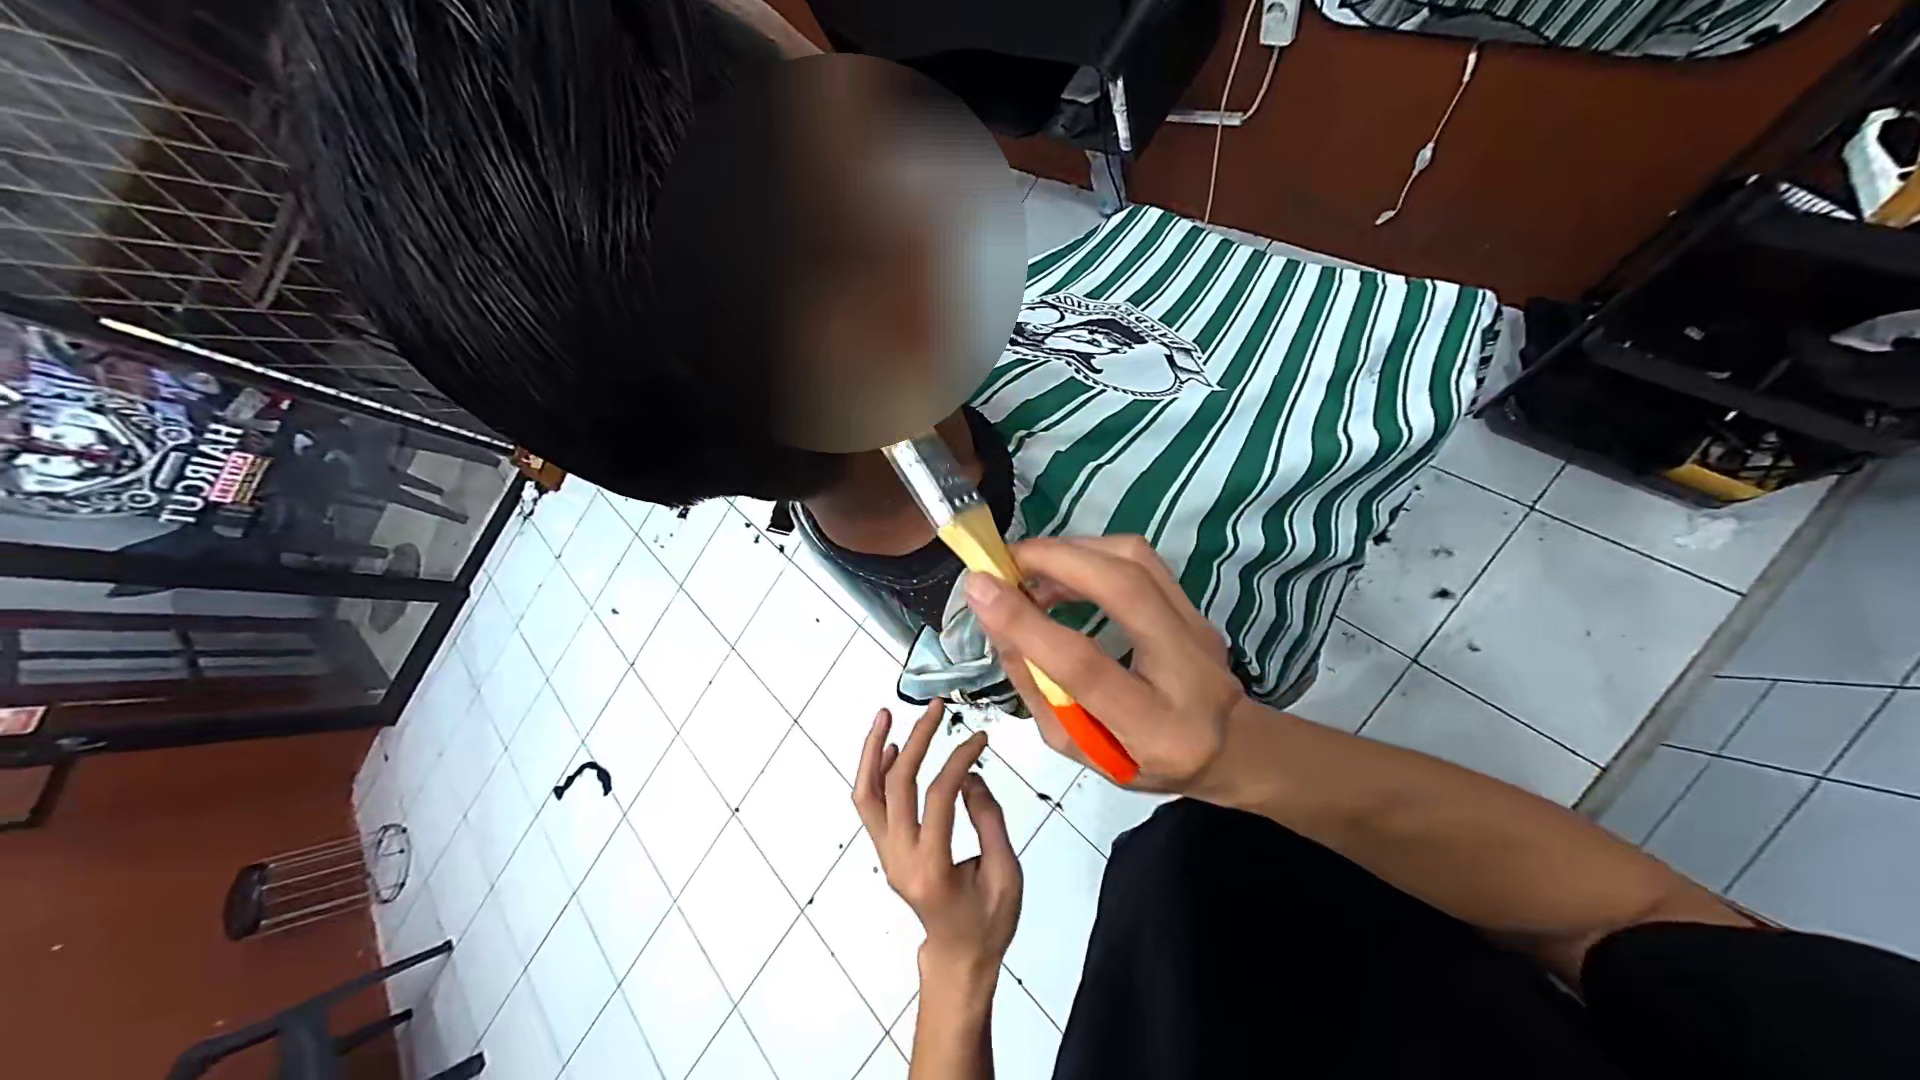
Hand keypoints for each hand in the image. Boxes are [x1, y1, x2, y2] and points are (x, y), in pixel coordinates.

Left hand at [853, 699, 1023, 982]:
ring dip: (873, 750)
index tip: (979, 738)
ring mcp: (886, 854)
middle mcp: (899, 858)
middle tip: (935, 709)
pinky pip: (871, 805)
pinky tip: (891, 747)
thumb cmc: (988, 922)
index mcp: (932, 868)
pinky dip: (875, 772)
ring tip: (885, 715)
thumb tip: (967, 774)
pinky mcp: (885, 850)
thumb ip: (988, 820)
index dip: (959, 760)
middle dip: (917, 740)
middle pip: (896, 786)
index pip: (939, 798)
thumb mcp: (1005, 874)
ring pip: (867, 794)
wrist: (957, 958)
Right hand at [964, 535, 1249, 795]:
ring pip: (1135, 559)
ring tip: (1030, 568)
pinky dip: (1092, 552)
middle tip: (1005, 562)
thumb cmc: (1143, 759)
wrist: (1227, 746)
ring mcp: (1198, 628)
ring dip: (1071, 550)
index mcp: (1153, 726)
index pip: (1084, 664)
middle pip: (1123, 587)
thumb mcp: (1078, 745)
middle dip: (1054, 560)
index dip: (1027, 623)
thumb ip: (1037, 688)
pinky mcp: (1196, 604)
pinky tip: (1064, 569)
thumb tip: (998, 625)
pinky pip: (1142, 559)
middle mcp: (1186, 668)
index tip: (980, 589)